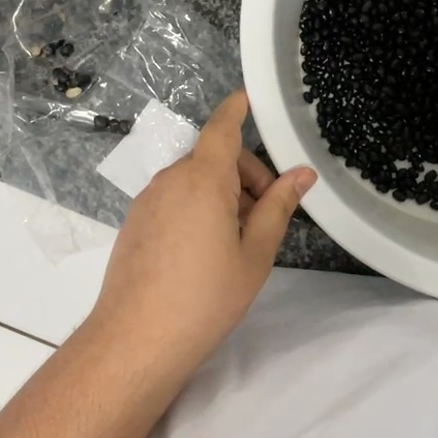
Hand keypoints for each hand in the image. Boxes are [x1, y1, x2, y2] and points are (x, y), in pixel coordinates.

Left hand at [87, 90, 316, 368]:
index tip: (248, 98)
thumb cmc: (206, 296)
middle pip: (215, 160)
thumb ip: (278, 207)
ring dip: (223, 197)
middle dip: (246, 177)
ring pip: (195, 183)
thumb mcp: (255, 253)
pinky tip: (205, 255)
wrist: (136, 340)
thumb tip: (302, 174)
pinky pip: (175, 201)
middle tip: (267, 220)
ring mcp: (147, 202)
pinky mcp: (135, 224)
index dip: (236, 110)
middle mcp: (170, 180)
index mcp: (203, 179)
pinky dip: (198, 210)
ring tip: (238, 245)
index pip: (222, 129)